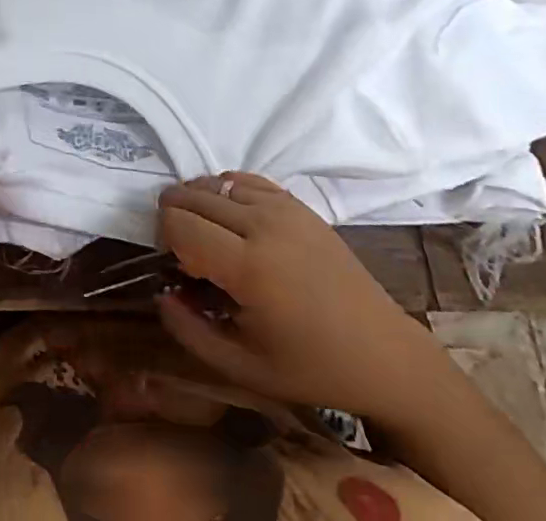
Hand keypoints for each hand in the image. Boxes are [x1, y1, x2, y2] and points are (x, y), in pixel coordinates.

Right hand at [154, 173, 450, 418]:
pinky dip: (225, 191)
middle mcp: (263, 225)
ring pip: (215, 182)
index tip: (177, 268)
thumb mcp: (240, 366)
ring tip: (207, 236)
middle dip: (174, 217)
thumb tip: (162, 291)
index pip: (178, 223)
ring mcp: (284, 209)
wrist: (383, 352)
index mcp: (248, 266)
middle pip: (192, 195)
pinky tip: (230, 219)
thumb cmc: (310, 366)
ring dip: (198, 202)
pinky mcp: (299, 205)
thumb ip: (187, 329)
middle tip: (185, 254)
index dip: (164, 239)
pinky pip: (245, 180)